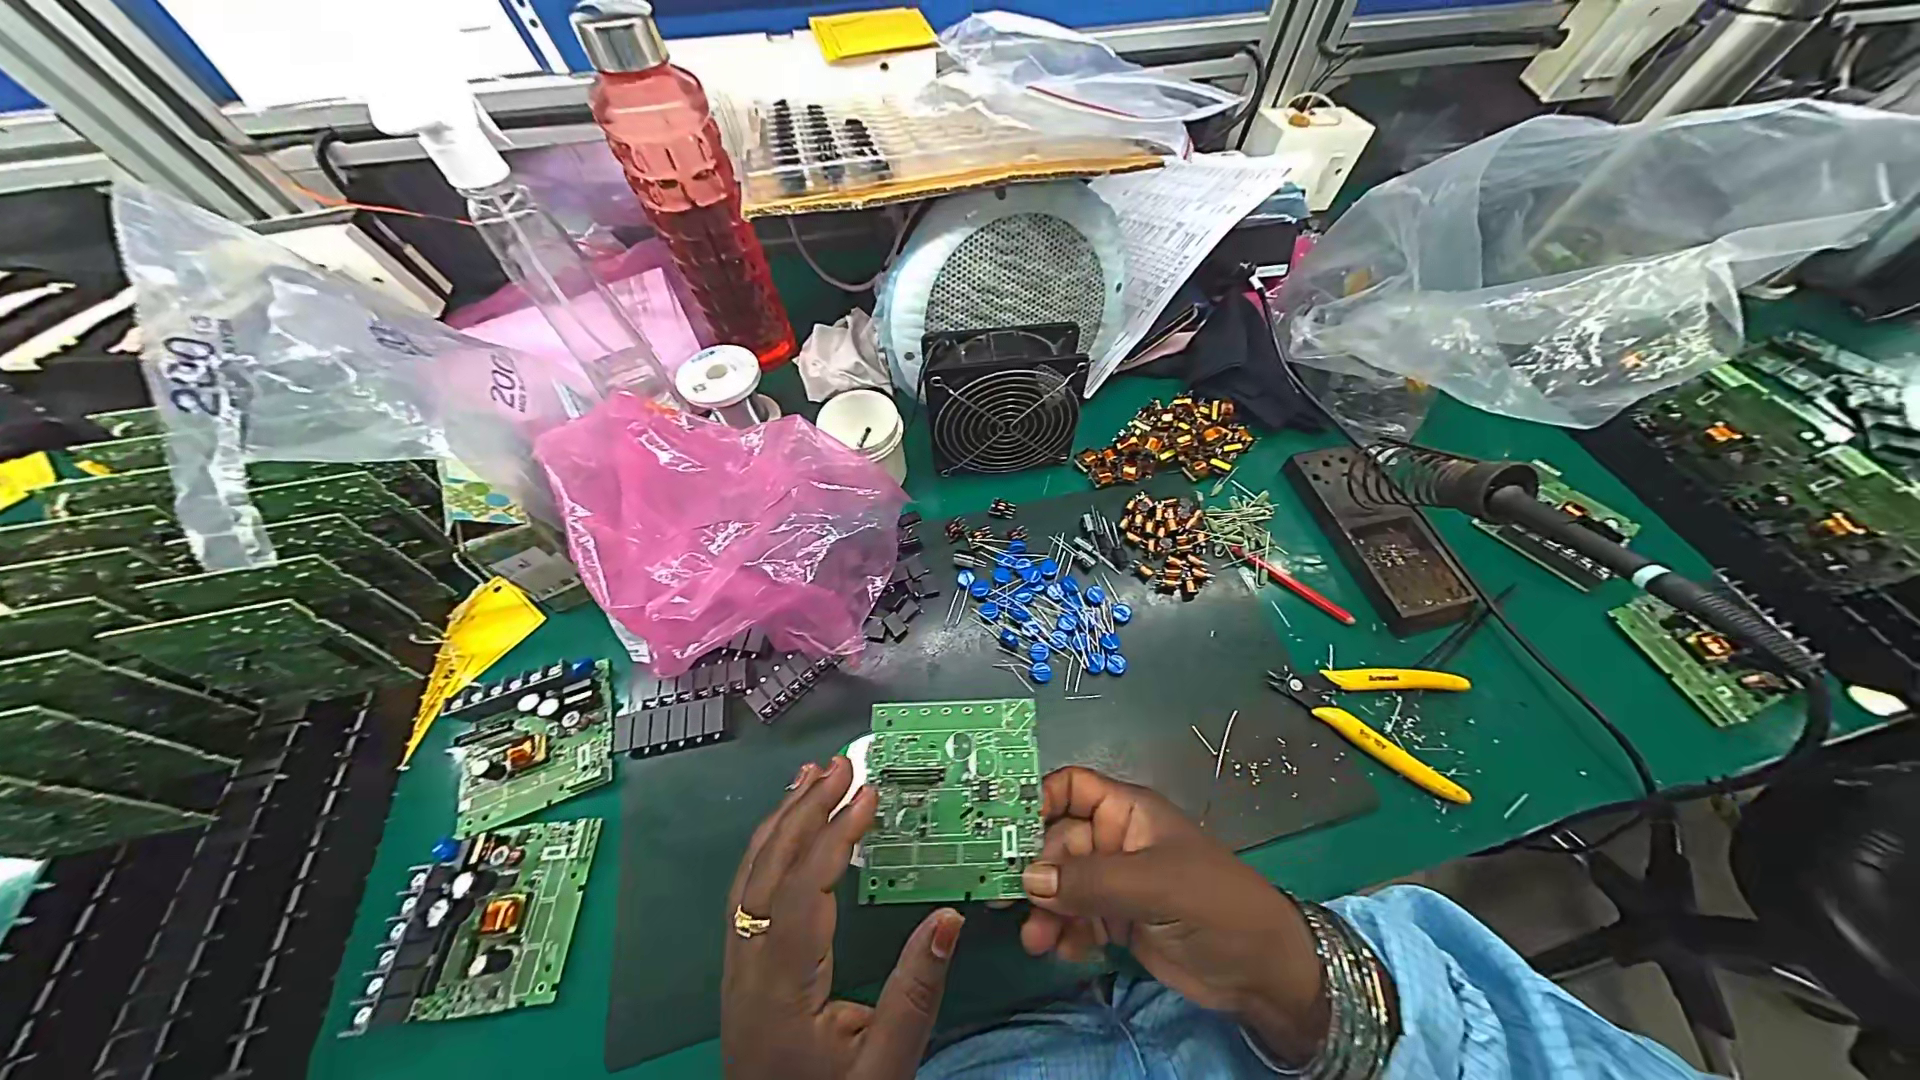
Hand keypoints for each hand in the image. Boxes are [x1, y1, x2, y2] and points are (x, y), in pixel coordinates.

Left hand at [721, 756, 965, 1079]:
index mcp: (781, 984)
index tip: (867, 795)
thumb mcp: (884, 1066)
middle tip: (839, 766)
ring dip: (782, 818)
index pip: (806, 889)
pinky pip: (747, 887)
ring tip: (811, 777)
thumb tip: (949, 917)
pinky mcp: (740, 961)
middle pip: (769, 868)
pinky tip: (787, 826)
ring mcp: (737, 960)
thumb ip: (916, 993)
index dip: (836, 836)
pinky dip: (768, 844)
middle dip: (806, 809)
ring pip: (751, 873)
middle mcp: (748, 963)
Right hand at [1019, 766, 1328, 1062]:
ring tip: (1037, 939)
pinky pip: (1076, 917)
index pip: (1070, 788)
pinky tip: (1062, 949)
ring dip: (1046, 909)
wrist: (1263, 973)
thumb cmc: (1214, 903)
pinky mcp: (1117, 919)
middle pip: (1058, 842)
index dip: (1038, 799)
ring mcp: (1115, 881)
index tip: (1003, 826)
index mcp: (1126, 811)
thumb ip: (1090, 881)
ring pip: (1062, 884)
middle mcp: (1114, 840)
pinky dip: (1064, 931)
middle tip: (1012, 900)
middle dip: (1037, 870)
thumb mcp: (1154, 885)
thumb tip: (1030, 879)